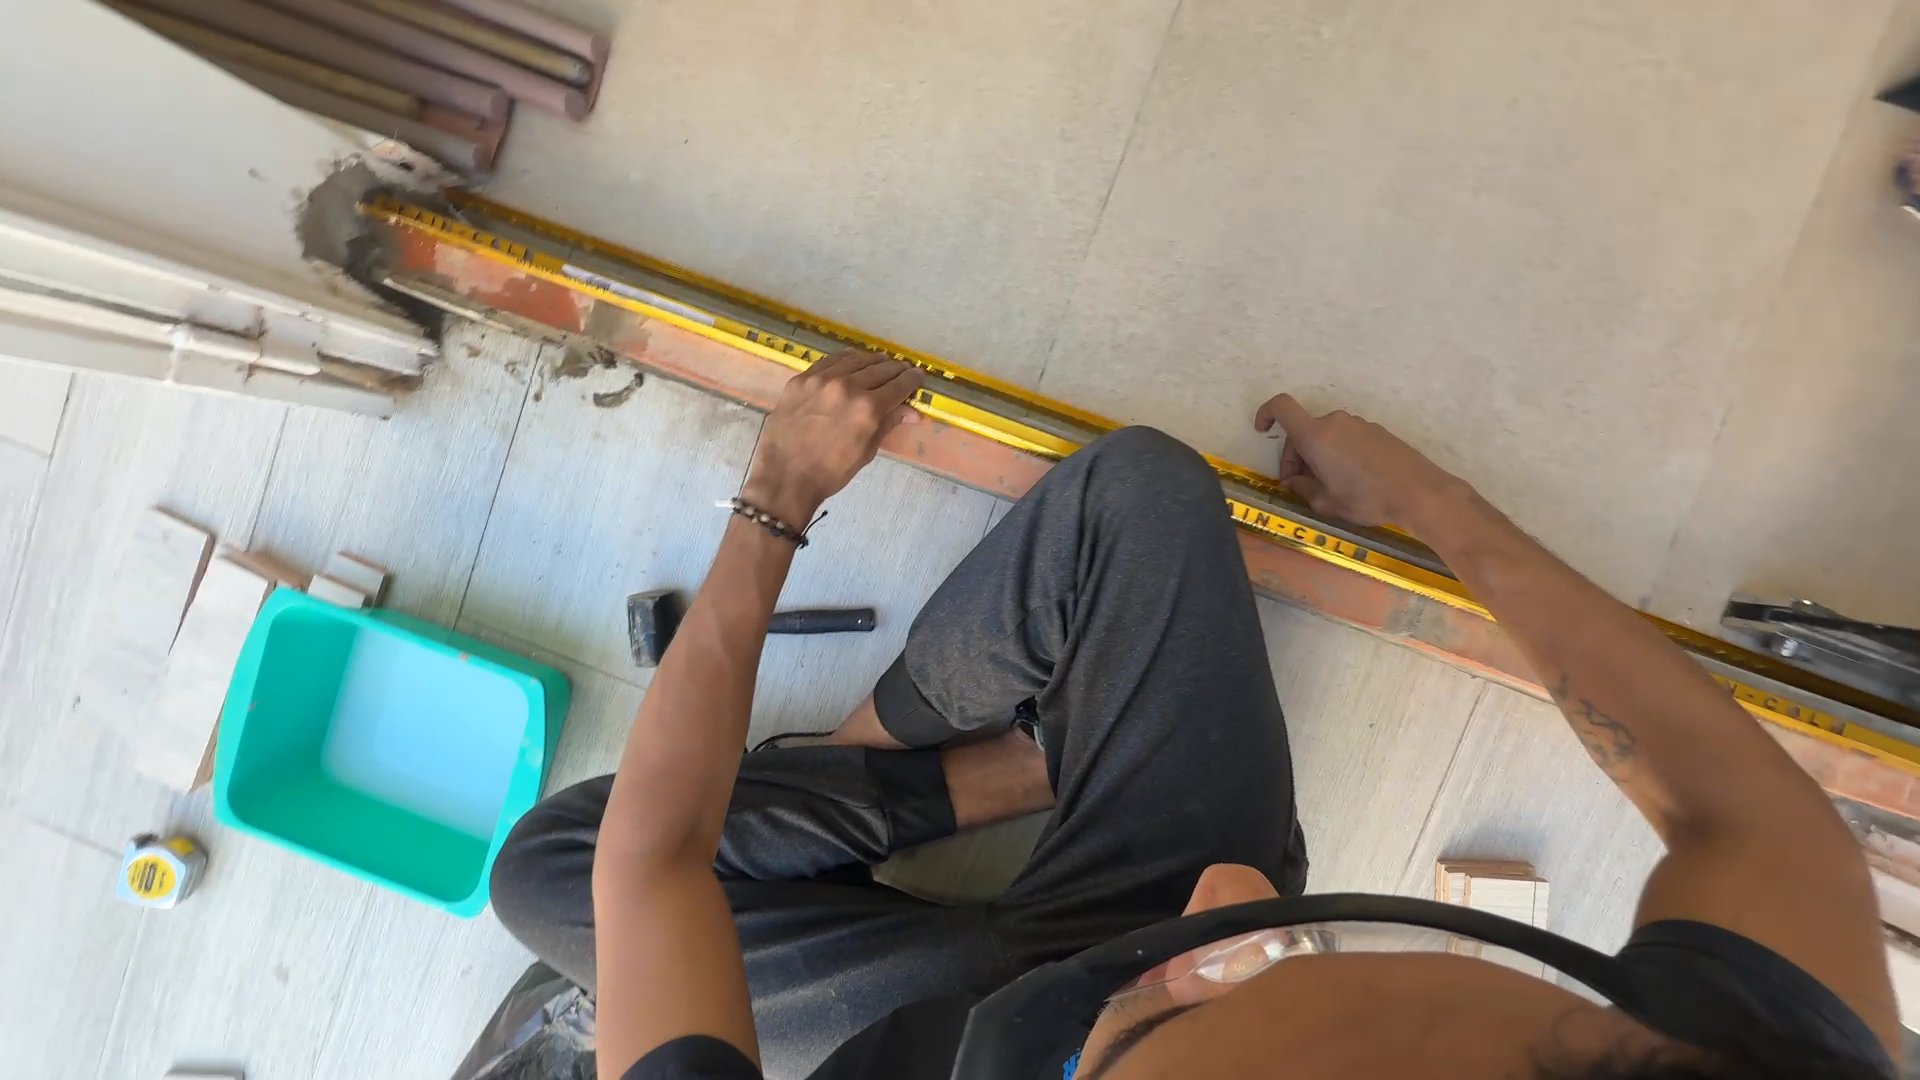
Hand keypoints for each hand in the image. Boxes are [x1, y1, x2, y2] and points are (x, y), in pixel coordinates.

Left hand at [741, 350, 923, 524]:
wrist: (786, 476)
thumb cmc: (831, 472)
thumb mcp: (866, 452)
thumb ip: (887, 424)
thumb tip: (911, 412)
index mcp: (867, 408)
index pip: (898, 386)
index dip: (912, 380)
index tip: (918, 376)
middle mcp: (847, 387)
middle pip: (879, 370)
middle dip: (895, 369)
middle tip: (903, 369)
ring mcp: (821, 380)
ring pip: (855, 360)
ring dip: (873, 360)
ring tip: (882, 360)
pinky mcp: (801, 379)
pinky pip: (829, 361)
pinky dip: (846, 358)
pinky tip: (852, 358)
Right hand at [1252, 394, 1465, 528]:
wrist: (1420, 493)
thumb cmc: (1366, 498)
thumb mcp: (1325, 502)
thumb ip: (1302, 488)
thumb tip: (1294, 482)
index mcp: (1316, 435)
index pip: (1281, 407)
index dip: (1265, 413)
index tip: (1262, 431)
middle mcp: (1335, 422)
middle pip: (1303, 430)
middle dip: (1295, 456)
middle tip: (1301, 485)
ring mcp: (1359, 425)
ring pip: (1325, 436)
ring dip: (1318, 457)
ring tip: (1329, 486)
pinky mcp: (1377, 432)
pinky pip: (1345, 439)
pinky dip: (1338, 455)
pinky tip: (1352, 480)